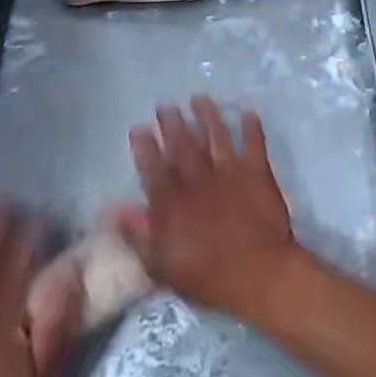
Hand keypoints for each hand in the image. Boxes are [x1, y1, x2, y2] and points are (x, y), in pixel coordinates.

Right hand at [118, 97, 305, 319]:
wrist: (259, 273)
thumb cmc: (207, 277)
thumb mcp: (161, 265)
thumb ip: (138, 235)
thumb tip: (116, 212)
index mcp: (171, 202)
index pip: (152, 167)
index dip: (144, 146)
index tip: (139, 128)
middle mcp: (198, 180)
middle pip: (182, 144)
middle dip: (172, 123)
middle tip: (166, 106)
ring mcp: (229, 173)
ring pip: (216, 136)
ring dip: (208, 116)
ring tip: (200, 99)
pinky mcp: (258, 173)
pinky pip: (254, 143)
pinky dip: (251, 126)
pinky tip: (248, 112)